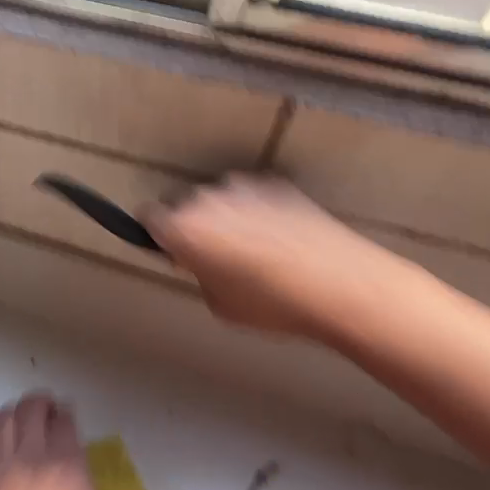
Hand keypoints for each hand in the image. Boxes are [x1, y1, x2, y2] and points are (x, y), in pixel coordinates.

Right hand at [141, 174, 433, 339]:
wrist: (342, 283)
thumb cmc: (273, 304)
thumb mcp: (221, 305)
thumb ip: (200, 276)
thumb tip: (205, 263)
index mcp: (182, 229)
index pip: (147, 217)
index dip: (157, 234)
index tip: (173, 251)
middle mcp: (204, 199)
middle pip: (184, 205)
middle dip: (193, 225)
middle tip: (216, 256)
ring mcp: (242, 186)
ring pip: (220, 199)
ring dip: (226, 216)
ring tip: (256, 248)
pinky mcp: (276, 183)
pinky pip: (252, 196)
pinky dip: (258, 211)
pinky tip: (282, 239)